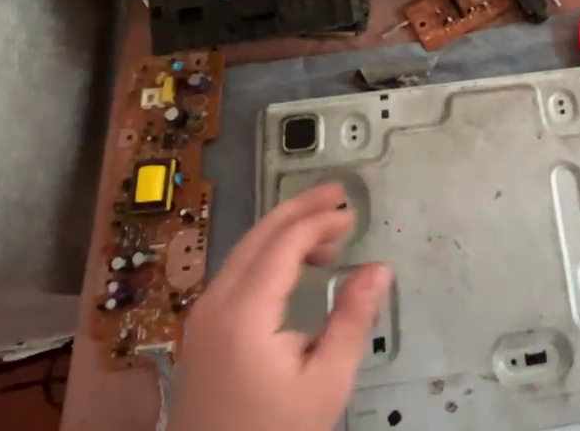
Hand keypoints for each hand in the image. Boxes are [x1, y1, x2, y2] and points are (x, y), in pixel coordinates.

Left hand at [172, 183, 391, 430]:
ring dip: (284, 232)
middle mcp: (215, 304)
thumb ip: (352, 320)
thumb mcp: (325, 384)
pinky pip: (235, 273)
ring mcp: (202, 318)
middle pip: (258, 236)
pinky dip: (267, 256)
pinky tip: (293, 268)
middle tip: (338, 193)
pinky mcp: (201, 333)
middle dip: (300, 209)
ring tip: (326, 234)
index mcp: (244, 313)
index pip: (284, 243)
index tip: (353, 214)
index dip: (320, 220)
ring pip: (243, 251)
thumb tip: (378, 268)